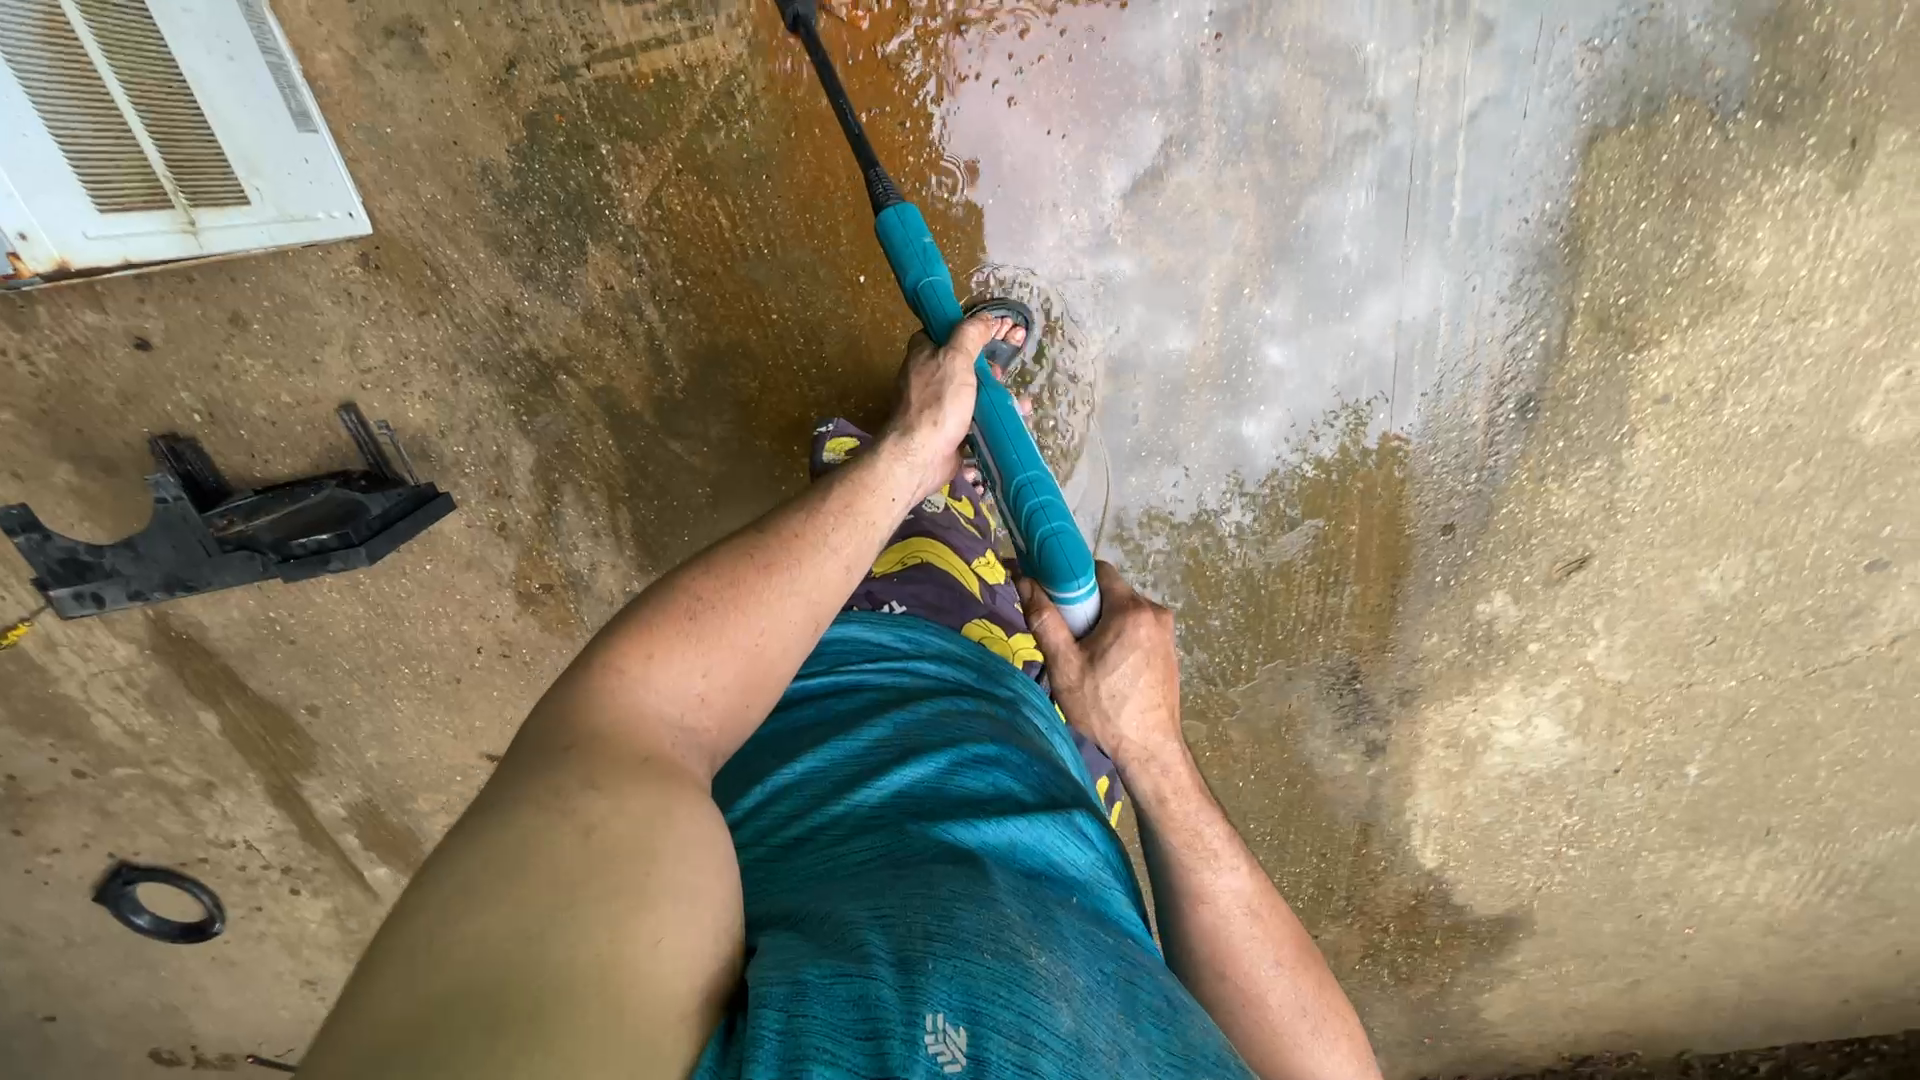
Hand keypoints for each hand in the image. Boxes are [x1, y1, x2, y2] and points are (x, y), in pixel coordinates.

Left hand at [879, 312, 1022, 497]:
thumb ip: (970, 335)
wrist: (921, 456)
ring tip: (1020, 403)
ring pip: (974, 394)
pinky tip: (1015, 420)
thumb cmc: (937, 403)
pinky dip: (996, 419)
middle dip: (991, 366)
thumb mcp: (955, 359)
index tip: (1000, 331)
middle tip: (1007, 369)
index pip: (949, 331)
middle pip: (965, 364)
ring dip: (999, 396)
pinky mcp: (950, 430)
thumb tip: (987, 318)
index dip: (975, 329)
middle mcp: (929, 377)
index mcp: (924, 353)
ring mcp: (939, 405)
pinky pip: (976, 419)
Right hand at [1020, 562, 1185, 776]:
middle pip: (1110, 591)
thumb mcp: (1064, 664)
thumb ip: (1044, 619)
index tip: (1051, 597)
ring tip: (1084, 656)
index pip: (1096, 570)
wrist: (1150, 751)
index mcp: (1131, 609)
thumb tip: (1024, 580)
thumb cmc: (1104, 708)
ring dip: (1102, 623)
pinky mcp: (1170, 651)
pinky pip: (1137, 629)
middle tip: (1065, 636)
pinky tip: (1106, 667)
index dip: (1070, 577)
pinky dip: (1118, 637)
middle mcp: (1155, 612)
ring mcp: (1167, 633)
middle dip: (1085, 605)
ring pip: (1123, 611)